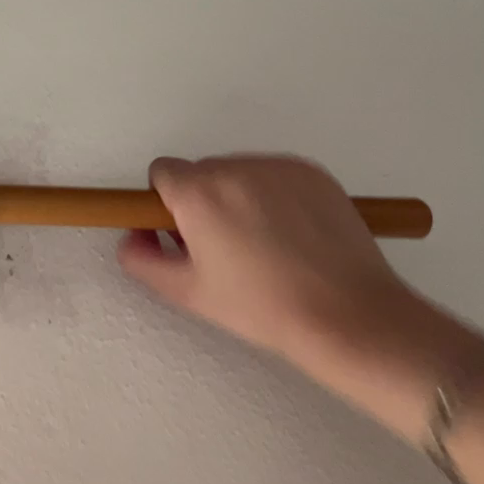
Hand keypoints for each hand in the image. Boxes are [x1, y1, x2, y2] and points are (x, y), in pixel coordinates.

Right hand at [117, 155, 481, 436]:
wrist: (349, 316)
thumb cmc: (260, 306)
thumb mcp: (185, 292)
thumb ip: (139, 259)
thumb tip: (133, 237)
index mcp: (198, 193)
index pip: (161, 172)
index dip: (165, 202)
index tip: (184, 233)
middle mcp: (235, 168)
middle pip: (200, 172)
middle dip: (202, 199)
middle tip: (222, 246)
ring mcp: (279, 168)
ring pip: (238, 172)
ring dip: (237, 196)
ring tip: (263, 243)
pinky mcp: (313, 174)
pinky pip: (275, 176)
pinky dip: (273, 196)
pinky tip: (291, 234)